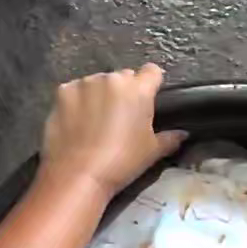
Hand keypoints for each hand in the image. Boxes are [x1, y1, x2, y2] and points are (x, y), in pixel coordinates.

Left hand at [36, 65, 184, 202]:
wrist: (77, 175)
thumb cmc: (121, 162)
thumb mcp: (151, 152)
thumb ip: (169, 138)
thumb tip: (183, 134)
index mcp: (138, 89)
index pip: (152, 72)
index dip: (151, 84)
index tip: (147, 99)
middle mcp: (113, 79)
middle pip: (123, 77)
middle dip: (124, 91)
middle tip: (120, 116)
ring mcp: (86, 83)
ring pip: (98, 82)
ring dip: (99, 95)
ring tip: (94, 121)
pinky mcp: (63, 91)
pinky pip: (75, 90)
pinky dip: (76, 101)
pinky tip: (75, 121)